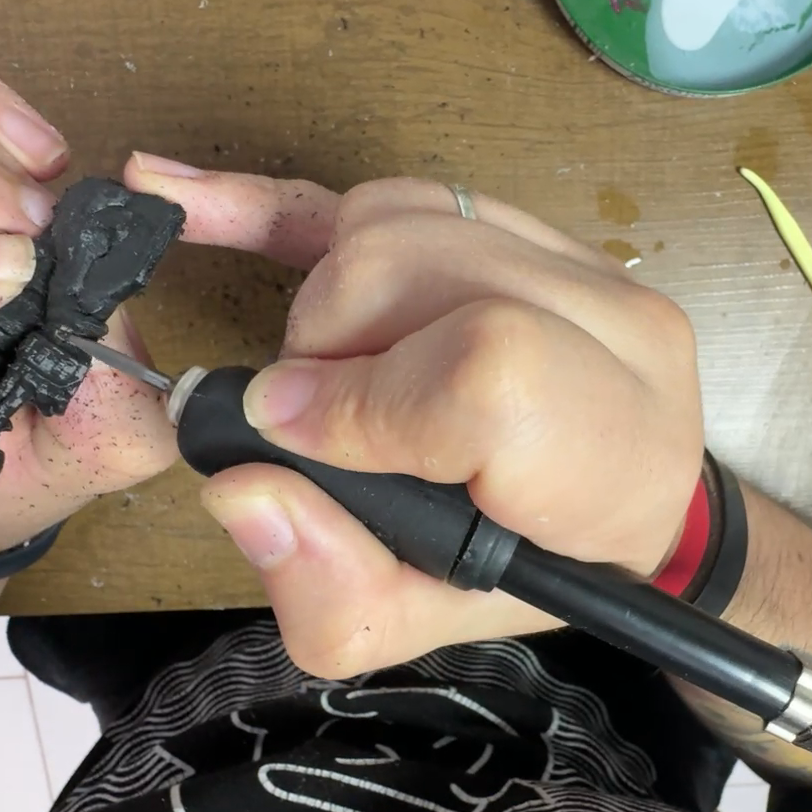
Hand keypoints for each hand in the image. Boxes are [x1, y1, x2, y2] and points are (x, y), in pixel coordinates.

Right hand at [126, 156, 702, 675]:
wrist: (621, 492)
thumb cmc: (536, 563)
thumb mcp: (437, 621)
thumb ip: (341, 591)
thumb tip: (242, 489)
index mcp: (609, 448)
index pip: (483, 372)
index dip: (363, 400)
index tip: (292, 434)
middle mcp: (612, 331)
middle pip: (412, 271)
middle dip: (324, 352)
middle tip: (327, 423)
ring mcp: (576, 261)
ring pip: (392, 222)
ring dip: (327, 303)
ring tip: (342, 375)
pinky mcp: (523, 226)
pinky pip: (398, 190)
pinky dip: (281, 201)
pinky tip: (190, 198)